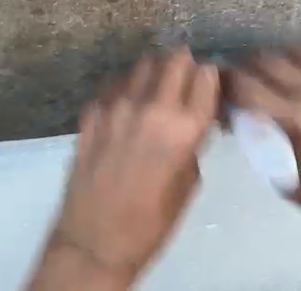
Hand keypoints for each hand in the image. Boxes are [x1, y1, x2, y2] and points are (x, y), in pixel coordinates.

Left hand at [27, 46, 220, 290]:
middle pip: (176, 57)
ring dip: (154, 72)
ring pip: (144, 62)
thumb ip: (193, 144)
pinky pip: (114, 82)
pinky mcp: (92, 111)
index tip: (206, 87)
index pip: (206, 74)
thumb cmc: (149, 223)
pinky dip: (124, 87)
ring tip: (152, 91)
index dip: (209, 78)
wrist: (93, 243)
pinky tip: (124, 107)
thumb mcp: (188, 185)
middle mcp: (153, 107)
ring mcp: (118, 105)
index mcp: (184, 129)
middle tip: (182, 80)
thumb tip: (193, 121)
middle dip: (184, 65)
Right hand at [227, 47, 300, 290]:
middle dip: (247, 67)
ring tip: (263, 71)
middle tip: (235, 77)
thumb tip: (244, 120)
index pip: (250, 87)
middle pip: (270, 61)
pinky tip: (296, 76)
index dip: (227, 83)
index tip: (216, 86)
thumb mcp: (292, 182)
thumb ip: (266, 144)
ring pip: (297, 52)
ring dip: (275, 58)